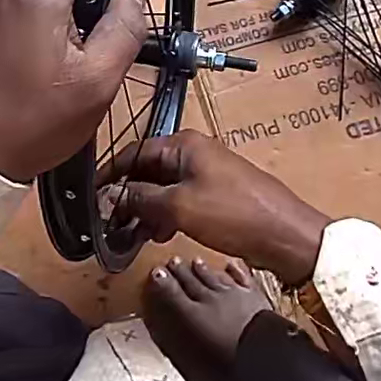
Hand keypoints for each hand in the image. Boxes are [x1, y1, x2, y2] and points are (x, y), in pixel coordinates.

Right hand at [101, 130, 328, 283]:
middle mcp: (193, 151)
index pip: (134, 153)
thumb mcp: (180, 206)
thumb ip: (141, 198)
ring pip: (164, 186)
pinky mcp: (218, 193)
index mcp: (183, 144)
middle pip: (148, 169)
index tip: (92, 193)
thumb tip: (111, 195)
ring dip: (147, 207)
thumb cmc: (233, 213)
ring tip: (133, 231)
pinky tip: (160, 233)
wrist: (288, 236)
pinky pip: (181, 198)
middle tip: (111, 219)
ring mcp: (207, 172)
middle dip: (129, 194)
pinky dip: (167, 213)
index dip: (111, 174)